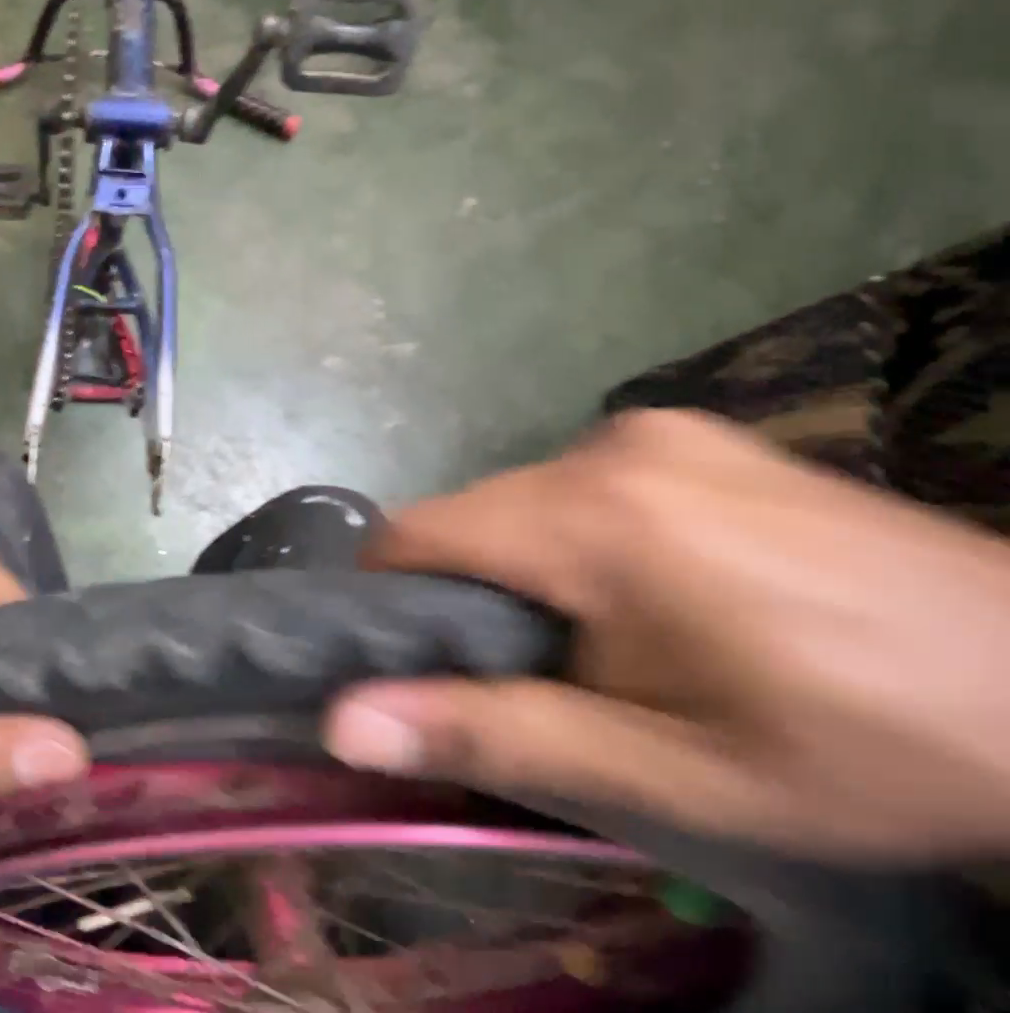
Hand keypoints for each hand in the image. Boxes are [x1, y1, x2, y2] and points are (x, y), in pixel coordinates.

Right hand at [324, 409, 1009, 859]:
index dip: (389, 609)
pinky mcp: (696, 439)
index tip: (426, 678)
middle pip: (464, 522)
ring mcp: (662, 432)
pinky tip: (650, 602)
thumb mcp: (669, 769)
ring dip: (522, 576)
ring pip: (516, 507)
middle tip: (534, 685)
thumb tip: (340, 722)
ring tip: (601, 652)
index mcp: (595, 514)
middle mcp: (611, 445)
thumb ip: (495, 732)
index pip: (409, 537)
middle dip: (467, 601)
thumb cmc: (862, 747)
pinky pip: (576, 491)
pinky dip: (573, 547)